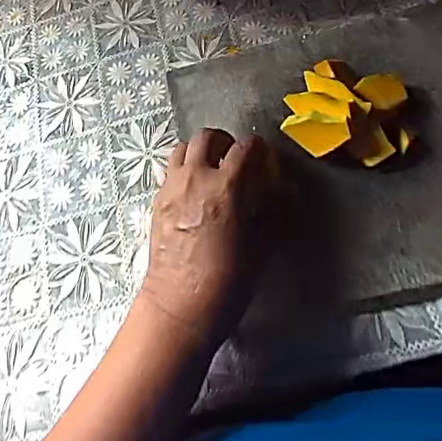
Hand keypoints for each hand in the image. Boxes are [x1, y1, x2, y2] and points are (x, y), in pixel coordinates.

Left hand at [135, 129, 269, 350]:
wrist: (180, 303)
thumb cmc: (226, 281)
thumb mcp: (261, 247)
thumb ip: (273, 211)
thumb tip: (284, 190)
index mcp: (226, 188)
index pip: (244, 148)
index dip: (258, 148)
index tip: (263, 155)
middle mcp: (195, 179)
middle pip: (207, 137)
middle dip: (224, 142)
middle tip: (235, 157)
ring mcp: (172, 187)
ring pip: (184, 148)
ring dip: (200, 152)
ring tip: (212, 169)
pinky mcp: (157, 199)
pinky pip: (171, 170)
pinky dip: (184, 169)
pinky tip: (194, 190)